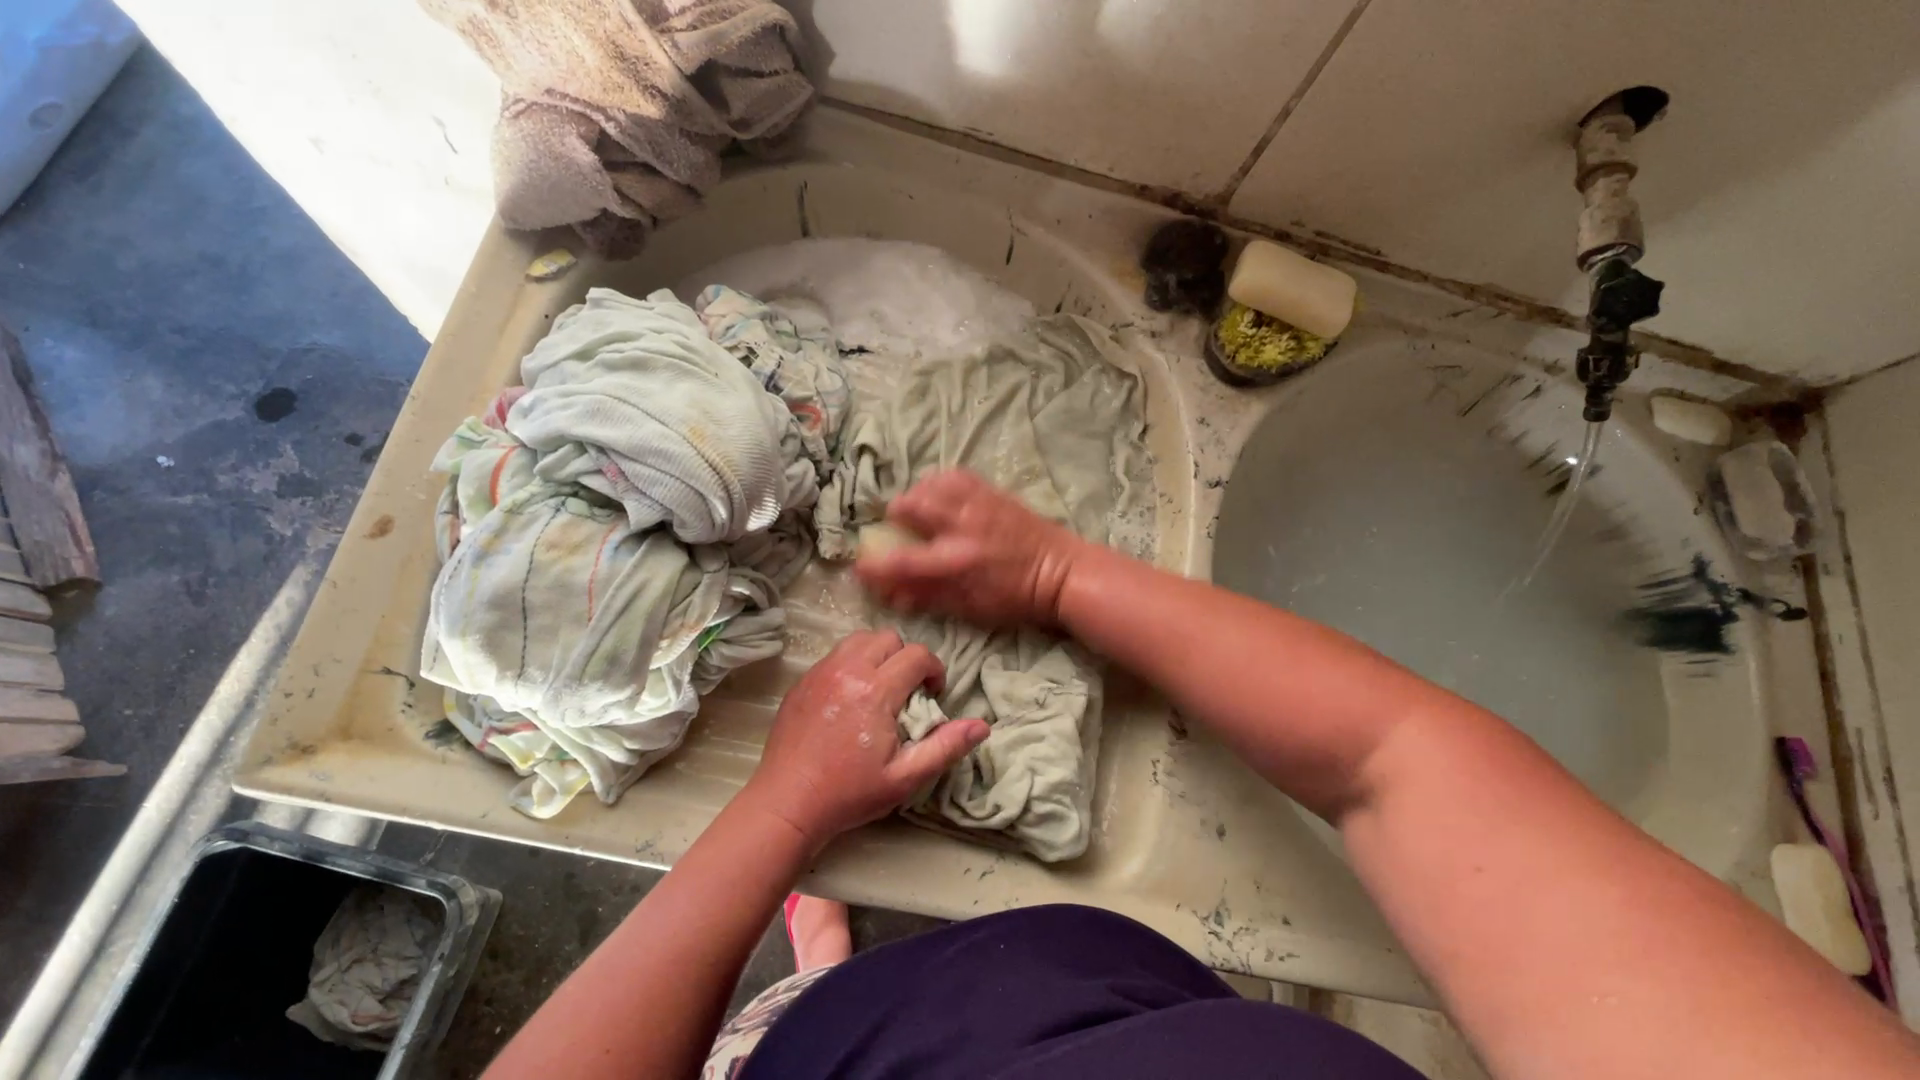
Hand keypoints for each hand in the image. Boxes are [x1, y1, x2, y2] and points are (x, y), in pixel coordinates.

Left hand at [741, 630, 988, 850]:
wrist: (787, 803)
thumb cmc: (849, 794)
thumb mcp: (905, 777)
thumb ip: (945, 747)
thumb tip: (982, 726)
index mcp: (875, 691)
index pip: (916, 655)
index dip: (934, 670)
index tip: (933, 695)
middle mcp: (847, 671)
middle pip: (888, 638)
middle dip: (906, 658)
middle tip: (908, 691)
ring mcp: (820, 673)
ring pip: (858, 640)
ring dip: (877, 655)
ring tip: (880, 688)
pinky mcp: (801, 682)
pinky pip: (834, 656)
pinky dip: (851, 665)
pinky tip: (851, 698)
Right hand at [854, 469, 1087, 625]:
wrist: (1061, 572)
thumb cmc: (1015, 597)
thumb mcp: (969, 608)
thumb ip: (926, 597)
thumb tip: (888, 593)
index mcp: (956, 562)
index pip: (901, 561)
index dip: (873, 564)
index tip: (859, 566)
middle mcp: (962, 526)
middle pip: (909, 505)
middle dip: (895, 517)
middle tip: (900, 530)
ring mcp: (977, 503)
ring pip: (929, 484)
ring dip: (916, 497)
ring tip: (921, 512)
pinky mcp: (991, 490)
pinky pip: (953, 474)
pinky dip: (938, 483)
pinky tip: (941, 496)